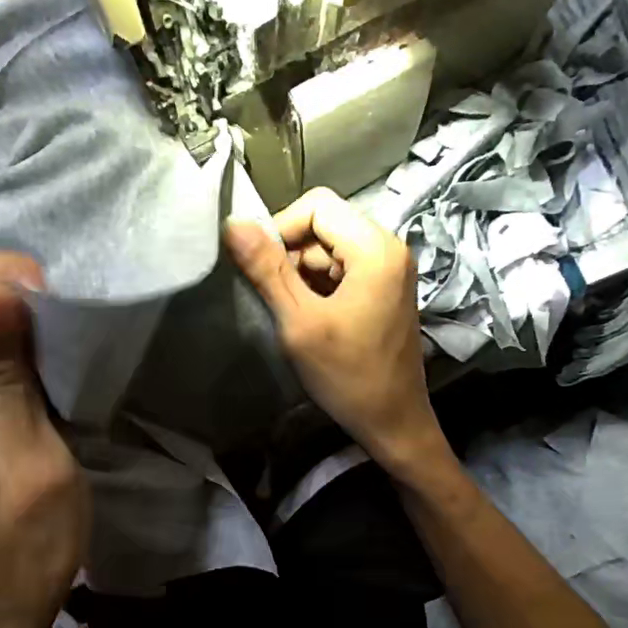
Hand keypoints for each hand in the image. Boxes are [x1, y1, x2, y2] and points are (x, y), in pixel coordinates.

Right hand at [225, 187, 450, 471]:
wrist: (394, 422)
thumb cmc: (348, 375)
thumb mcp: (300, 322)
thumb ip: (267, 270)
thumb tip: (233, 224)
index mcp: (375, 248)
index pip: (316, 206)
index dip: (281, 229)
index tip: (262, 270)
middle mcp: (390, 248)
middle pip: (325, 224)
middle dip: (292, 255)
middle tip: (278, 298)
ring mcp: (391, 270)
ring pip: (331, 248)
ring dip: (304, 274)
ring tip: (296, 314)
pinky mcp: (386, 290)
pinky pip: (344, 269)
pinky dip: (321, 286)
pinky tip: (314, 318)